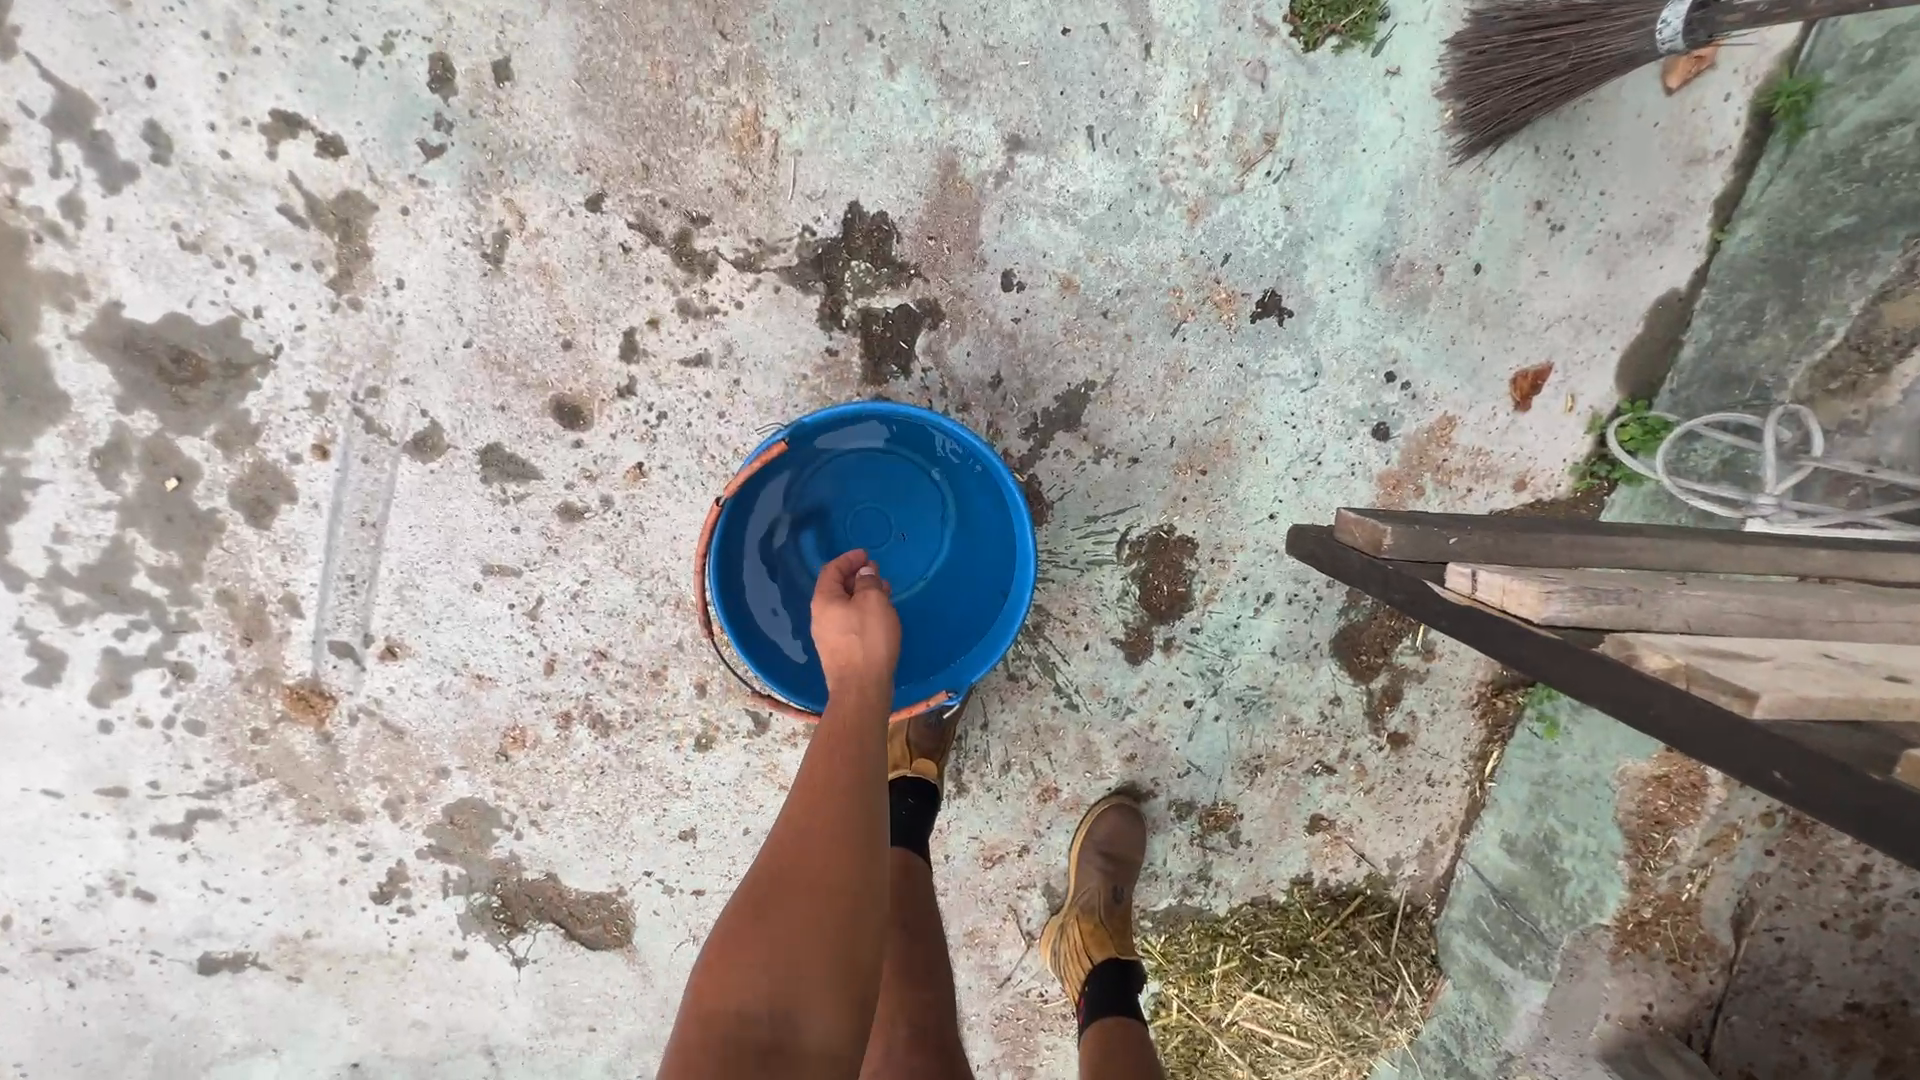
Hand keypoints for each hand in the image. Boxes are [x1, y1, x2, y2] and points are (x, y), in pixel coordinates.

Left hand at [810, 549, 900, 698]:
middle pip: (836, 588)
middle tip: (878, 574)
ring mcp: (827, 636)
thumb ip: (868, 582)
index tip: (866, 555)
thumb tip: (863, 573)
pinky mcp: (839, 651)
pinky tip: (879, 617)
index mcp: (824, 599)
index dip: (849, 559)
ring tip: (884, 593)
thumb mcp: (873, 601)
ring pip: (844, 606)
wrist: (861, 688)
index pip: (831, 570)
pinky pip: (849, 622)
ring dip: (862, 595)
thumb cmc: (868, 639)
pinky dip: (863, 612)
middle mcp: (820, 616)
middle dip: (857, 577)